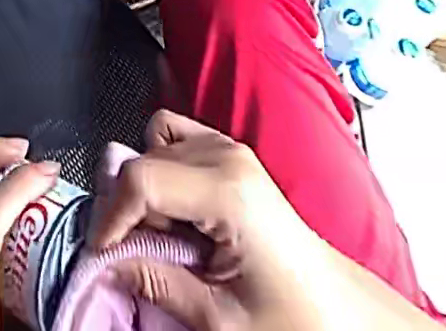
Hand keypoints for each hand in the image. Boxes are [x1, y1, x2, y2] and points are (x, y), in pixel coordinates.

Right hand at [94, 111, 439, 330]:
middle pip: (143, 160)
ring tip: (159, 232)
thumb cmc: (295, 322)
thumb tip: (105, 263)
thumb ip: (157, 283)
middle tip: (129, 254)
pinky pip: (172, 133)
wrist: (344, 312)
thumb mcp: (222, 321)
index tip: (102, 251)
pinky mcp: (228, 149)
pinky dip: (160, 160)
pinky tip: (173, 204)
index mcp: (227, 192)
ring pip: (152, 143)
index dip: (112, 215)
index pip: (141, 179)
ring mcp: (228, 147)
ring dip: (142, 185)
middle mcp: (226, 156)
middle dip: (125, 207)